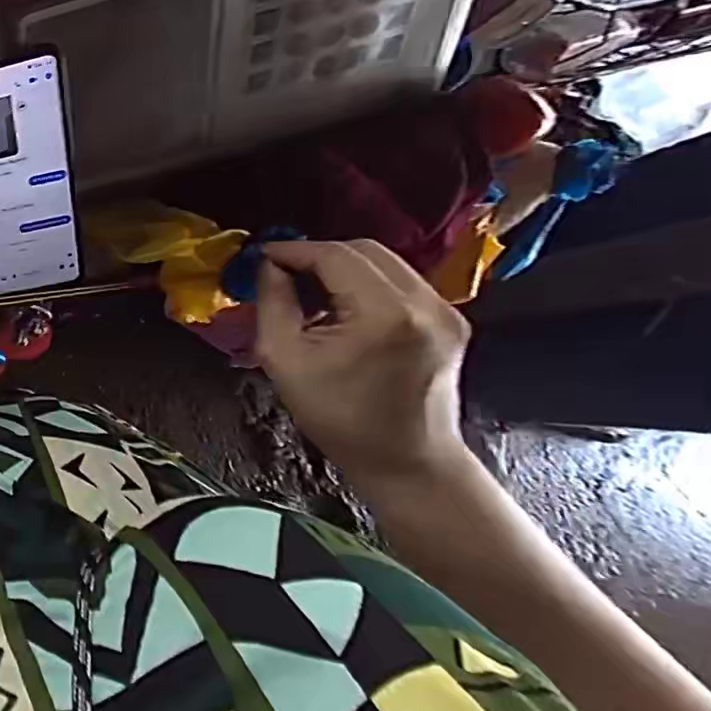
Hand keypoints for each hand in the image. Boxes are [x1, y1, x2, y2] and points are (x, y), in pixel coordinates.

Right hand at [255, 240, 470, 485]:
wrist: (405, 460)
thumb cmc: (337, 415)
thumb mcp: (282, 358)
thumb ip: (273, 303)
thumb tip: (269, 267)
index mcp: (386, 314)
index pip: (335, 256)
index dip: (293, 250)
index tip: (261, 255)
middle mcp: (426, 304)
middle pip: (365, 250)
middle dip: (317, 254)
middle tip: (281, 271)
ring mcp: (445, 311)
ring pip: (384, 263)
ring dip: (340, 267)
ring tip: (307, 289)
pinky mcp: (450, 321)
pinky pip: (399, 282)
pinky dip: (363, 282)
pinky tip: (338, 306)